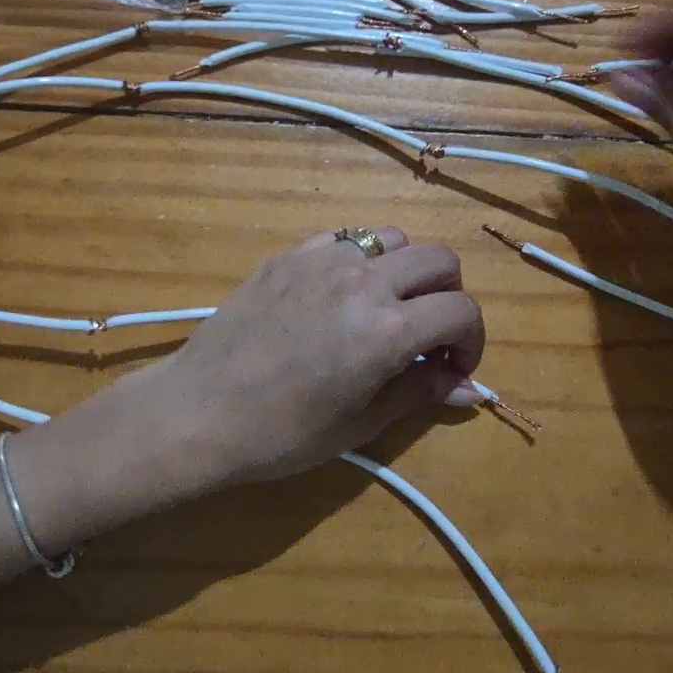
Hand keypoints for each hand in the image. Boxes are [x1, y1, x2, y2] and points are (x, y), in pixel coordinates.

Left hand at [146, 227, 484, 486]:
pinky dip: (360, 261)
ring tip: (385, 310)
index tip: (453, 368)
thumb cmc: (283, 433)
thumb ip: (421, 393)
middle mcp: (362, 281)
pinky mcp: (289, 255)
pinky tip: (339, 296)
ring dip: (406, 272)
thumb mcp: (361, 422)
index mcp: (387, 329)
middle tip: (427, 337)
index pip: (461, 310)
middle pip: (439, 261)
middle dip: (448, 298)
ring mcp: (322, 260)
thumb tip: (472, 389)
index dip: (472, 341)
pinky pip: (344, 239)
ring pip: (393, 240)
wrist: (200, 411)